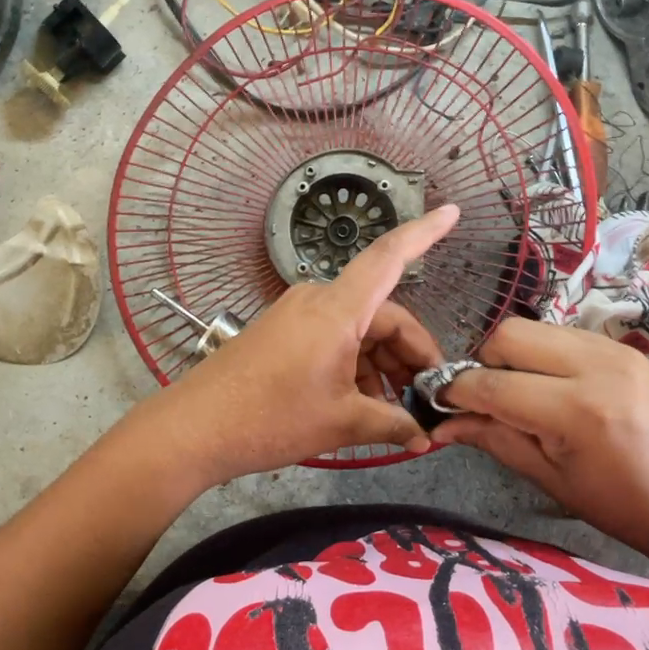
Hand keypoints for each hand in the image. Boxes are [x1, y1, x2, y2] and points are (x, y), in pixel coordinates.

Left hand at [138, 205, 460, 484]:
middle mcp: (317, 301)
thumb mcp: (341, 424)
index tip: (453, 210)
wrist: (195, 428)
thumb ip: (391, 424)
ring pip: (357, 332)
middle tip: (425, 399)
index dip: (424, 233)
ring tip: (392, 414)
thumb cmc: (270, 419)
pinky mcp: (281, 334)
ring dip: (380, 368)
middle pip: (381, 314)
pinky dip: (353, 368)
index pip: (389, 258)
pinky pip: (332, 341)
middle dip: (408, 355)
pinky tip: (361, 405)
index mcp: (337, 310)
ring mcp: (296, 316)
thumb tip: (423, 438)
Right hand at [431, 318, 648, 582]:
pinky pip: (566, 335)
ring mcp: (616, 351)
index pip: (493, 384)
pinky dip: (544, 355)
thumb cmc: (627, 507)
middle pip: (509, 334)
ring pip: (536, 328)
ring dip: (513, 355)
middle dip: (484, 362)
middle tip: (484, 397)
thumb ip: (496, 441)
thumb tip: (443, 425)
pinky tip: (552, 388)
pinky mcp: (628, 349)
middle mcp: (597, 367)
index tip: (438, 402)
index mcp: (577, 411)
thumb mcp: (552, 480)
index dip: (456, 392)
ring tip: (519, 393)